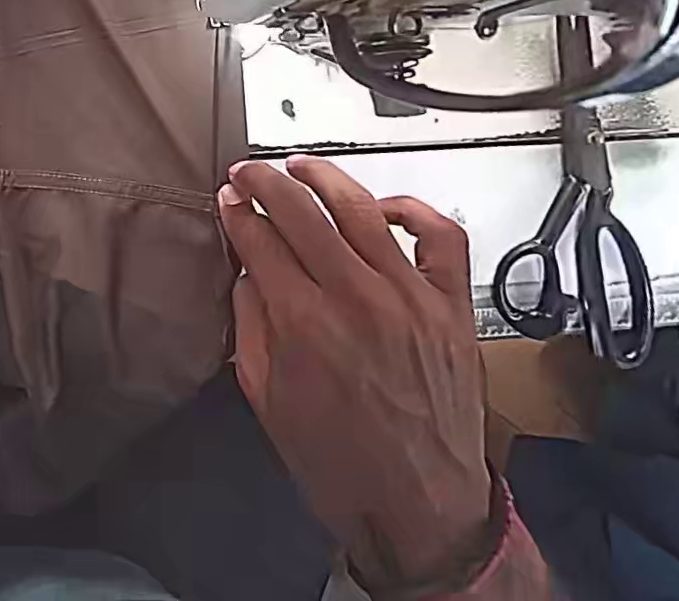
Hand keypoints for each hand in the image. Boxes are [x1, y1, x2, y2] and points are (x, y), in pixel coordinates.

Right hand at [219, 156, 493, 589]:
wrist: (420, 510)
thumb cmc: (338, 462)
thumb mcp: (266, 396)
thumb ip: (249, 322)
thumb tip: (247, 269)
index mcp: (305, 325)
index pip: (259, 239)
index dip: (237, 211)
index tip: (228, 199)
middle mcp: (357, 300)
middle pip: (300, 211)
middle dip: (263, 181)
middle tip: (247, 171)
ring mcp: (410, 298)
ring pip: (362, 208)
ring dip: (323, 177)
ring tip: (300, 166)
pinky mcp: (450, 306)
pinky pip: (440, 236)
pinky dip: (412, 208)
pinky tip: (383, 204)